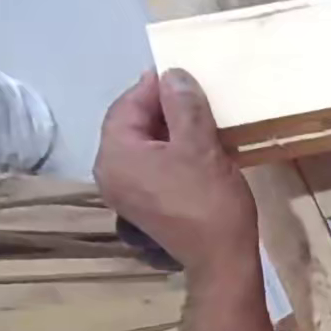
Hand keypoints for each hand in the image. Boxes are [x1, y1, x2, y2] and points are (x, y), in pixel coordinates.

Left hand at [94, 69, 257, 276]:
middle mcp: (110, 172)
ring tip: (199, 123)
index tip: (178, 72)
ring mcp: (125, 192)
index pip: (127, 107)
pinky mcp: (145, 207)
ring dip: (167, 132)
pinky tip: (195, 155)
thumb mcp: (202, 148)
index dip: (152, 86)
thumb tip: (173, 74)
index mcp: (116, 154)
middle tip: (193, 96)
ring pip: (142, 149)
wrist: (221, 257)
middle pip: (130, 127)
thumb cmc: (211, 201)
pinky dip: (170, 154)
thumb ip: (184, 108)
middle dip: (160, 109)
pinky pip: (151, 168)